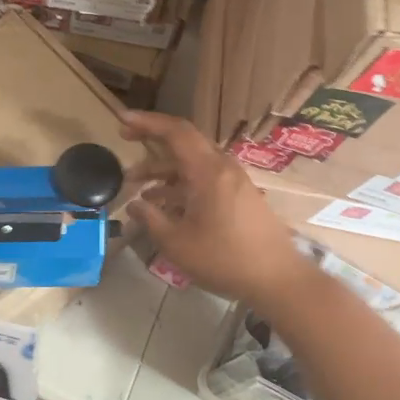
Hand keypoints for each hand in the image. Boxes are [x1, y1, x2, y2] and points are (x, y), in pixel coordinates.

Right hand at [121, 110, 316, 303]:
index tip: (122, 120)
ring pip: (193, 163)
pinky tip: (163, 202)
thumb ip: (150, 219)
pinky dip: (181, 183)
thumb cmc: (224, 259)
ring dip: (164, 169)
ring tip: (136, 184)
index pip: (175, 131)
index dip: (147, 122)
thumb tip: (134, 205)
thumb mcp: (176, 243)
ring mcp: (233, 181)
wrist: (277, 278)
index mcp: (207, 171)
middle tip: (126, 139)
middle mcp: (222, 168)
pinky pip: (204, 178)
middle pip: (183, 143)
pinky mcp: (239, 196)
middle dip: (152, 141)